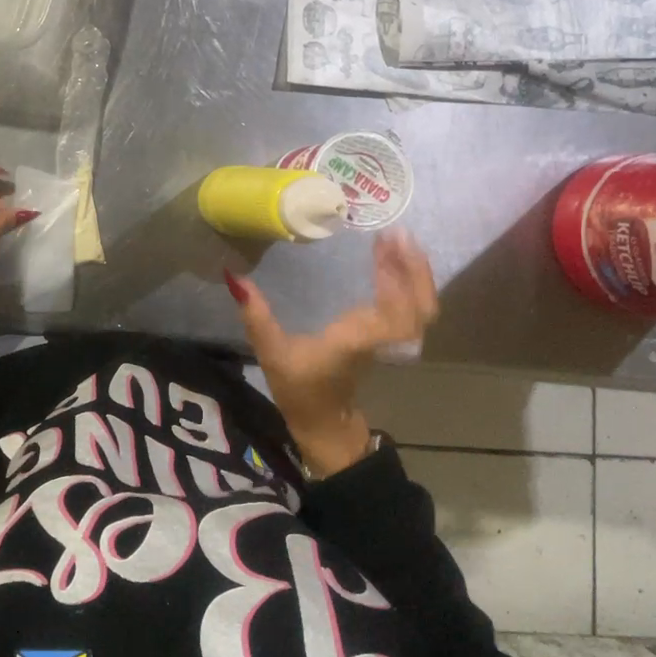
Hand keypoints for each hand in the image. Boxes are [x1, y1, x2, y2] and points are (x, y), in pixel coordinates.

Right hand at [226, 229, 438, 475]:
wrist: (325, 423)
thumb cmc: (300, 389)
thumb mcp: (272, 353)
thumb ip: (256, 317)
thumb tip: (235, 277)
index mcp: (356, 342)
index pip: (392, 318)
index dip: (397, 284)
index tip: (383, 247)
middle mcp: (380, 339)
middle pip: (419, 308)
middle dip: (415, 271)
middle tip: (396, 234)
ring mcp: (388, 338)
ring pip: (420, 308)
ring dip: (414, 274)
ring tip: (395, 239)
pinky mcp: (386, 335)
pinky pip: (410, 308)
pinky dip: (408, 283)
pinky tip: (392, 259)